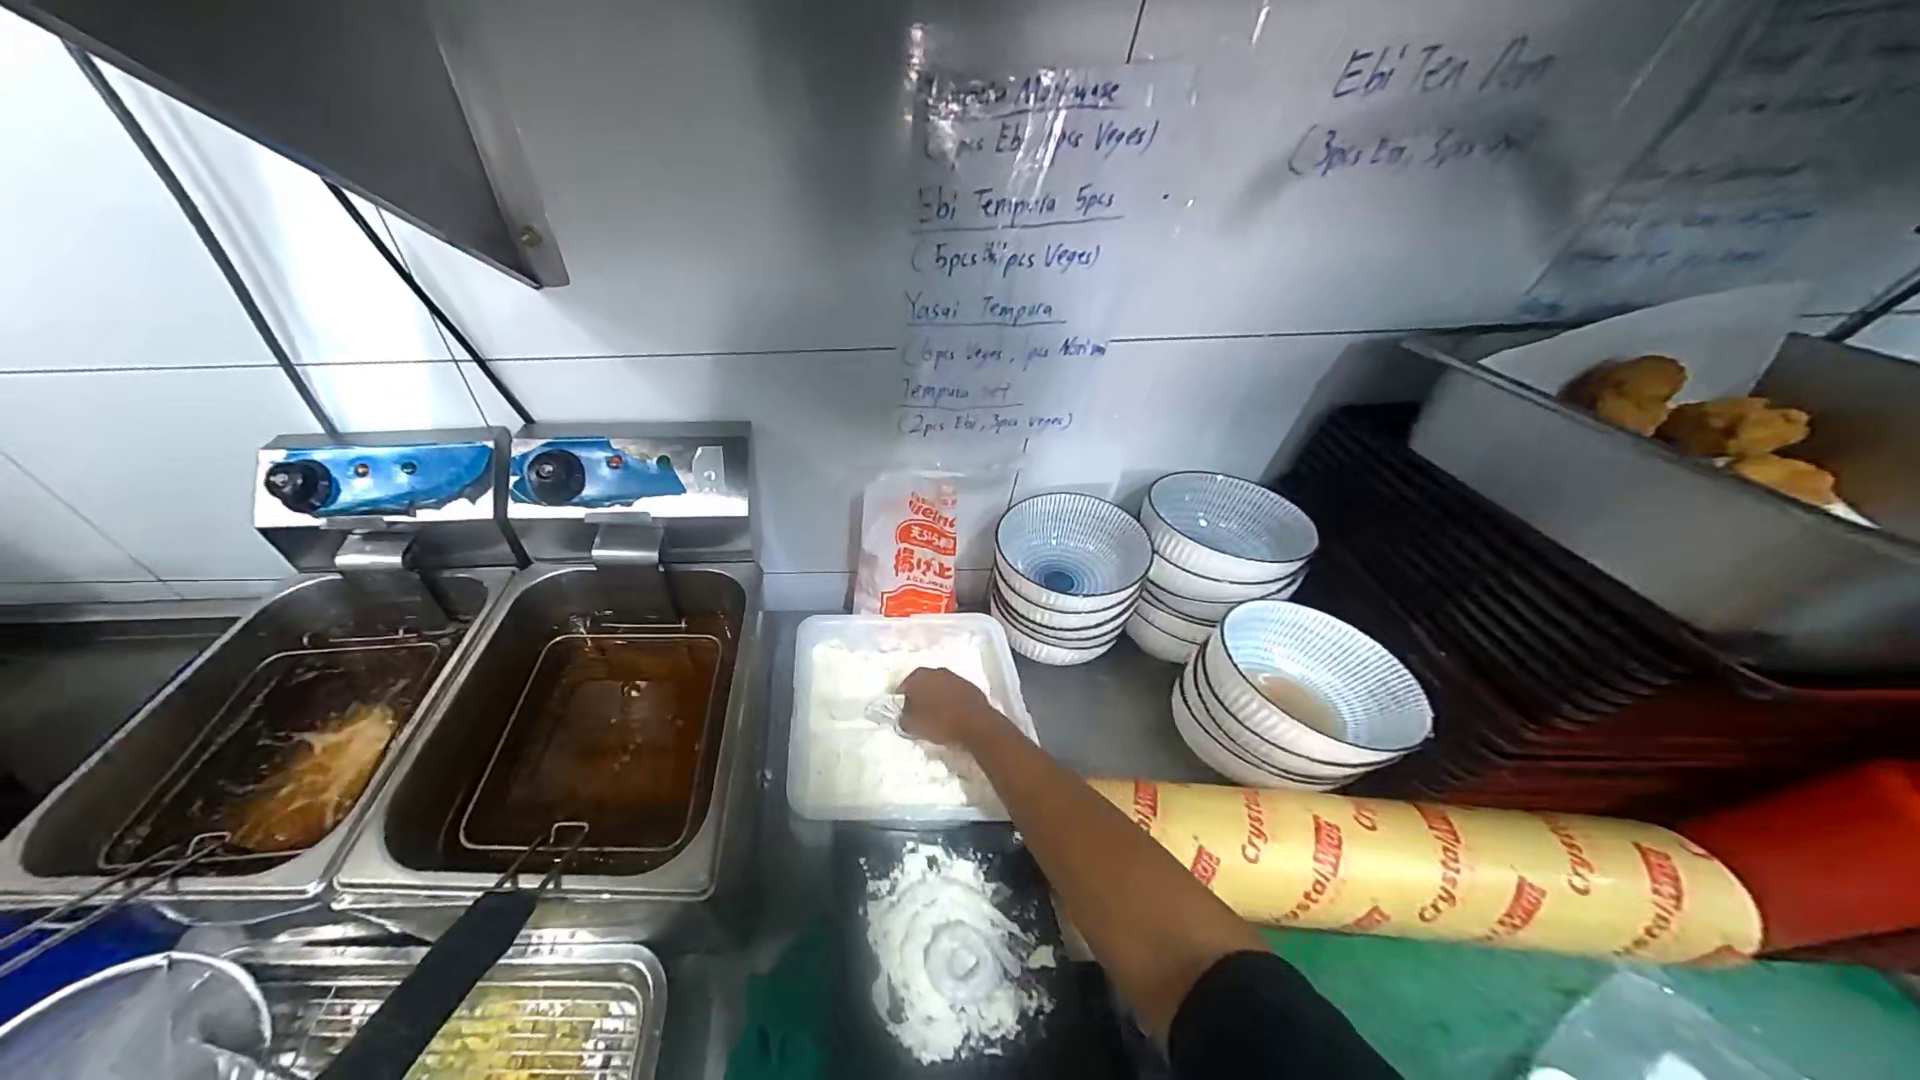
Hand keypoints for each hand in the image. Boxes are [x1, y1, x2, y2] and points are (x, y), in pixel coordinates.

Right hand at [898, 667, 999, 748]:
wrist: (975, 724)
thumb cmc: (939, 722)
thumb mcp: (913, 725)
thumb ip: (904, 717)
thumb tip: (904, 715)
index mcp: (919, 677)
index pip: (905, 685)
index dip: (903, 698)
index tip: (903, 709)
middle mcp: (937, 671)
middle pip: (924, 682)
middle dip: (920, 694)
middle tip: (919, 710)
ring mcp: (955, 677)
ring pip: (941, 685)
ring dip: (937, 695)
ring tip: (936, 713)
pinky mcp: (970, 686)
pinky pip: (955, 691)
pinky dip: (952, 699)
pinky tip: (952, 712)